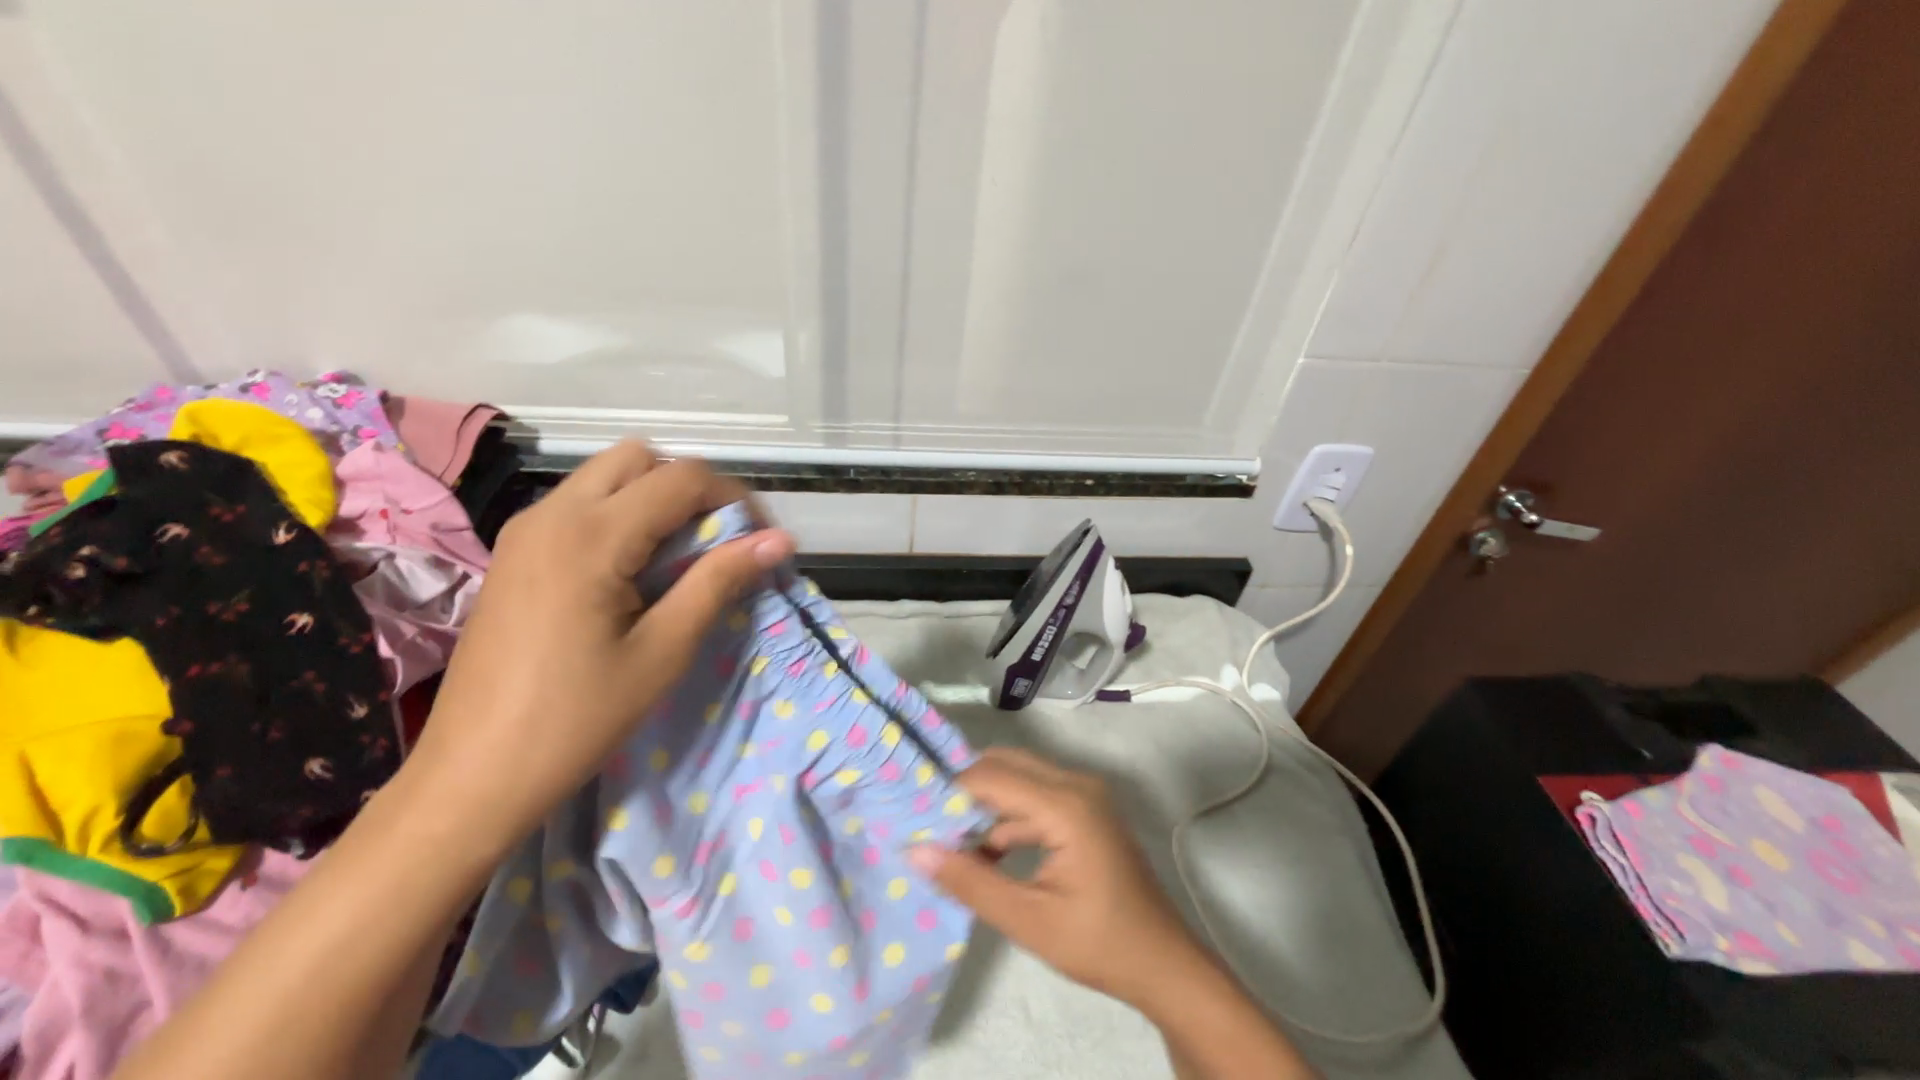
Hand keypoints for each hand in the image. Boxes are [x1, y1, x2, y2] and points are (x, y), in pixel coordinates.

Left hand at [409, 441, 793, 852]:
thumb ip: (718, 582)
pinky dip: (618, 516)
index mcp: (591, 535)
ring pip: (604, 477)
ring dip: (652, 498)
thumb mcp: (662, 651)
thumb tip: (778, 540)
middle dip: (689, 487)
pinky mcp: (514, 554)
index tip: (762, 540)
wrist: (475, 772)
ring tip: (680, 560)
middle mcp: (552, 514)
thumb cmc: (577, 718)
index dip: (734, 499)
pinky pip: (577, 506)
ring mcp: (525, 531)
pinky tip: (633, 574)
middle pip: (638, 458)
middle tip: (718, 542)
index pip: (680, 478)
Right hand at [908, 748, 1208, 1007]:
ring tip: (946, 840)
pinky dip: (1008, 819)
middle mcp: (1077, 786)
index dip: (949, 790)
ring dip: (985, 806)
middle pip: (1006, 766)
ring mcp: (1086, 798)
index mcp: (1066, 805)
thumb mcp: (1027, 919)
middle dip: (965, 791)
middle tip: (925, 822)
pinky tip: (984, 855)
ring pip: (1021, 781)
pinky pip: (1037, 799)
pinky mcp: (1088, 814)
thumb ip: (970, 881)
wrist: (1164, 966)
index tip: (911, 813)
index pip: (991, 776)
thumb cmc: (1099, 944)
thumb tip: (914, 850)